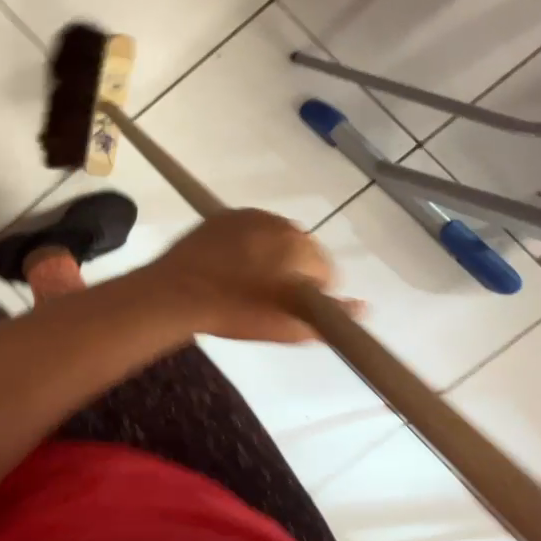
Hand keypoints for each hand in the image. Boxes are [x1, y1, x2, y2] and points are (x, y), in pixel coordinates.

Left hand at [140, 209, 354, 343]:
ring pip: (275, 238)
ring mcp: (245, 215)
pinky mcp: (220, 216)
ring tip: (249, 281)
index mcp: (299, 245)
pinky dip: (249, 243)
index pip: (325, 270)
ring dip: (272, 255)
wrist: (177, 293)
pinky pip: (248, 230)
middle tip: (268, 295)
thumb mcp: (290, 326)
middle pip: (301, 249)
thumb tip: (364, 306)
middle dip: (293, 270)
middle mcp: (275, 222)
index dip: (312, 292)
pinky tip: (232, 264)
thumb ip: (334, 316)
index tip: (290, 306)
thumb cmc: (236, 311)